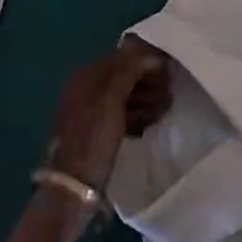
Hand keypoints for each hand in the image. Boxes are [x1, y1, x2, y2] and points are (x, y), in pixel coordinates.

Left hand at [45, 40, 172, 189]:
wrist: (73, 187)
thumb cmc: (93, 138)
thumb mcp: (111, 100)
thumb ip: (127, 72)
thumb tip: (147, 53)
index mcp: (85, 77)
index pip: (118, 58)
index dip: (142, 61)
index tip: (165, 68)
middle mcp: (85, 90)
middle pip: (121, 78)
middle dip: (145, 82)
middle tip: (167, 90)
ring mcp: (89, 113)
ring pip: (122, 98)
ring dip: (143, 100)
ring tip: (164, 107)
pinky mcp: (95, 135)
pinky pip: (119, 116)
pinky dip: (135, 116)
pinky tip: (149, 123)